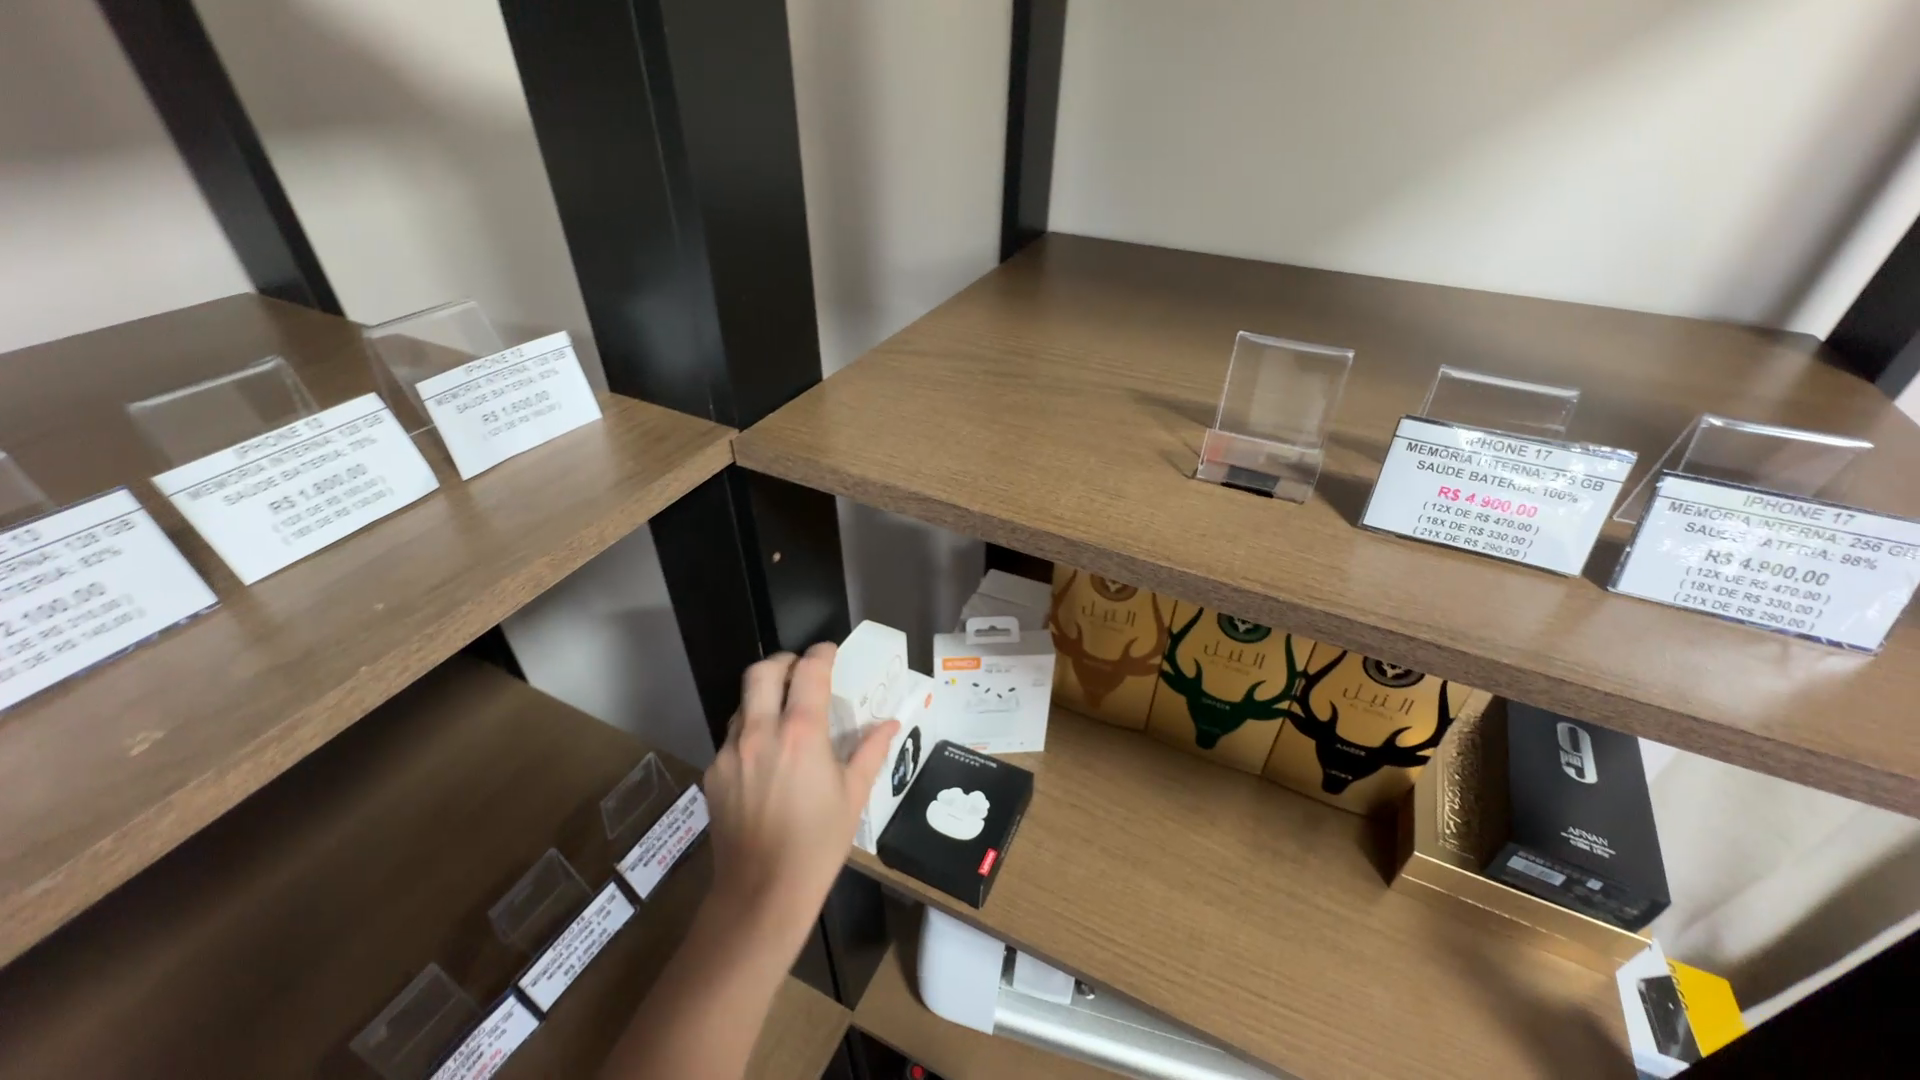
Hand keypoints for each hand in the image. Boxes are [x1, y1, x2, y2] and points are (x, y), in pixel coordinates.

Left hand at [703, 642, 897, 950]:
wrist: (762, 891)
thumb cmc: (819, 844)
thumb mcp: (854, 795)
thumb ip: (870, 751)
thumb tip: (890, 723)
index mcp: (801, 734)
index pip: (809, 672)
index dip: (821, 653)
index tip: (829, 651)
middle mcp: (761, 732)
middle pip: (762, 672)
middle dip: (783, 663)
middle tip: (800, 672)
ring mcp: (731, 752)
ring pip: (742, 703)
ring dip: (763, 697)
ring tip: (783, 715)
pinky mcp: (714, 773)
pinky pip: (732, 737)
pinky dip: (750, 732)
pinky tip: (765, 758)